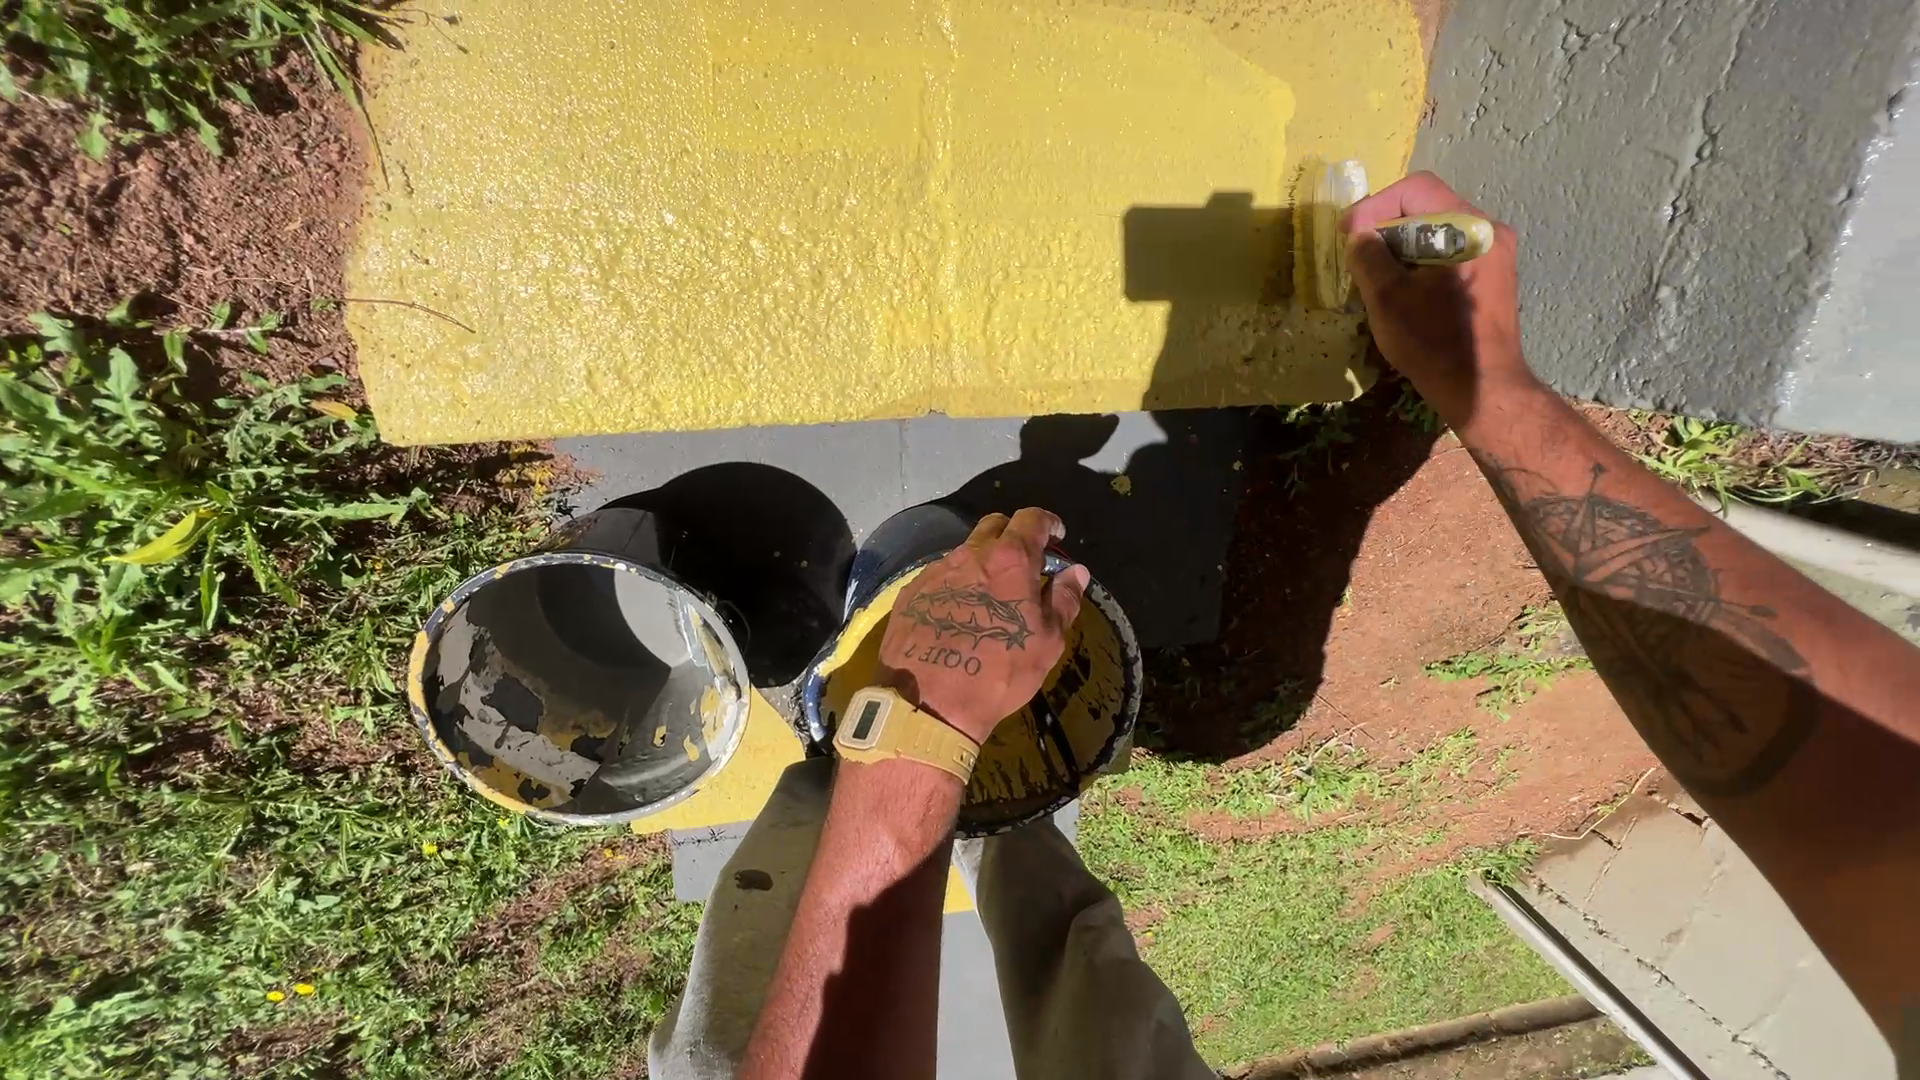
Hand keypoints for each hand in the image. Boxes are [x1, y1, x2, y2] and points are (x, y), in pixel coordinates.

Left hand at [876, 508, 1089, 744]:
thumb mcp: (1047, 642)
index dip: (1048, 523)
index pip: (1032, 519)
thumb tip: (1076, 571)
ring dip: (983, 562)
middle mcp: (969, 554)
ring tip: (991, 592)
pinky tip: (959, 611)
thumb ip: (1063, 599)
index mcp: (1009, 559)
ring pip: (964, 552)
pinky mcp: (911, 592)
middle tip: (1025, 560)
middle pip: (994, 526)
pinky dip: (957, 584)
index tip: (1056, 535)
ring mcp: (935, 571)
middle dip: (1013, 534)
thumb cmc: (999, 672)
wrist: (928, 702)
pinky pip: (940, 576)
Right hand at [1342, 172, 1534, 429]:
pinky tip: (1403, 291)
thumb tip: (1359, 234)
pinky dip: (1419, 262)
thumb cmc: (1432, 341)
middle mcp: (1489, 230)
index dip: (1374, 205)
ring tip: (1376, 276)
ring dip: (1400, 247)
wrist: (1479, 385)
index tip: (1348, 235)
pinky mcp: (1492, 276)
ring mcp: (1495, 253)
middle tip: (1357, 257)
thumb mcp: (1387, 298)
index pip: (1416, 189)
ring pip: (1437, 231)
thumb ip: (1369, 257)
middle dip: (1385, 228)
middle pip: (1428, 207)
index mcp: (1468, 228)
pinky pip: (1448, 253)